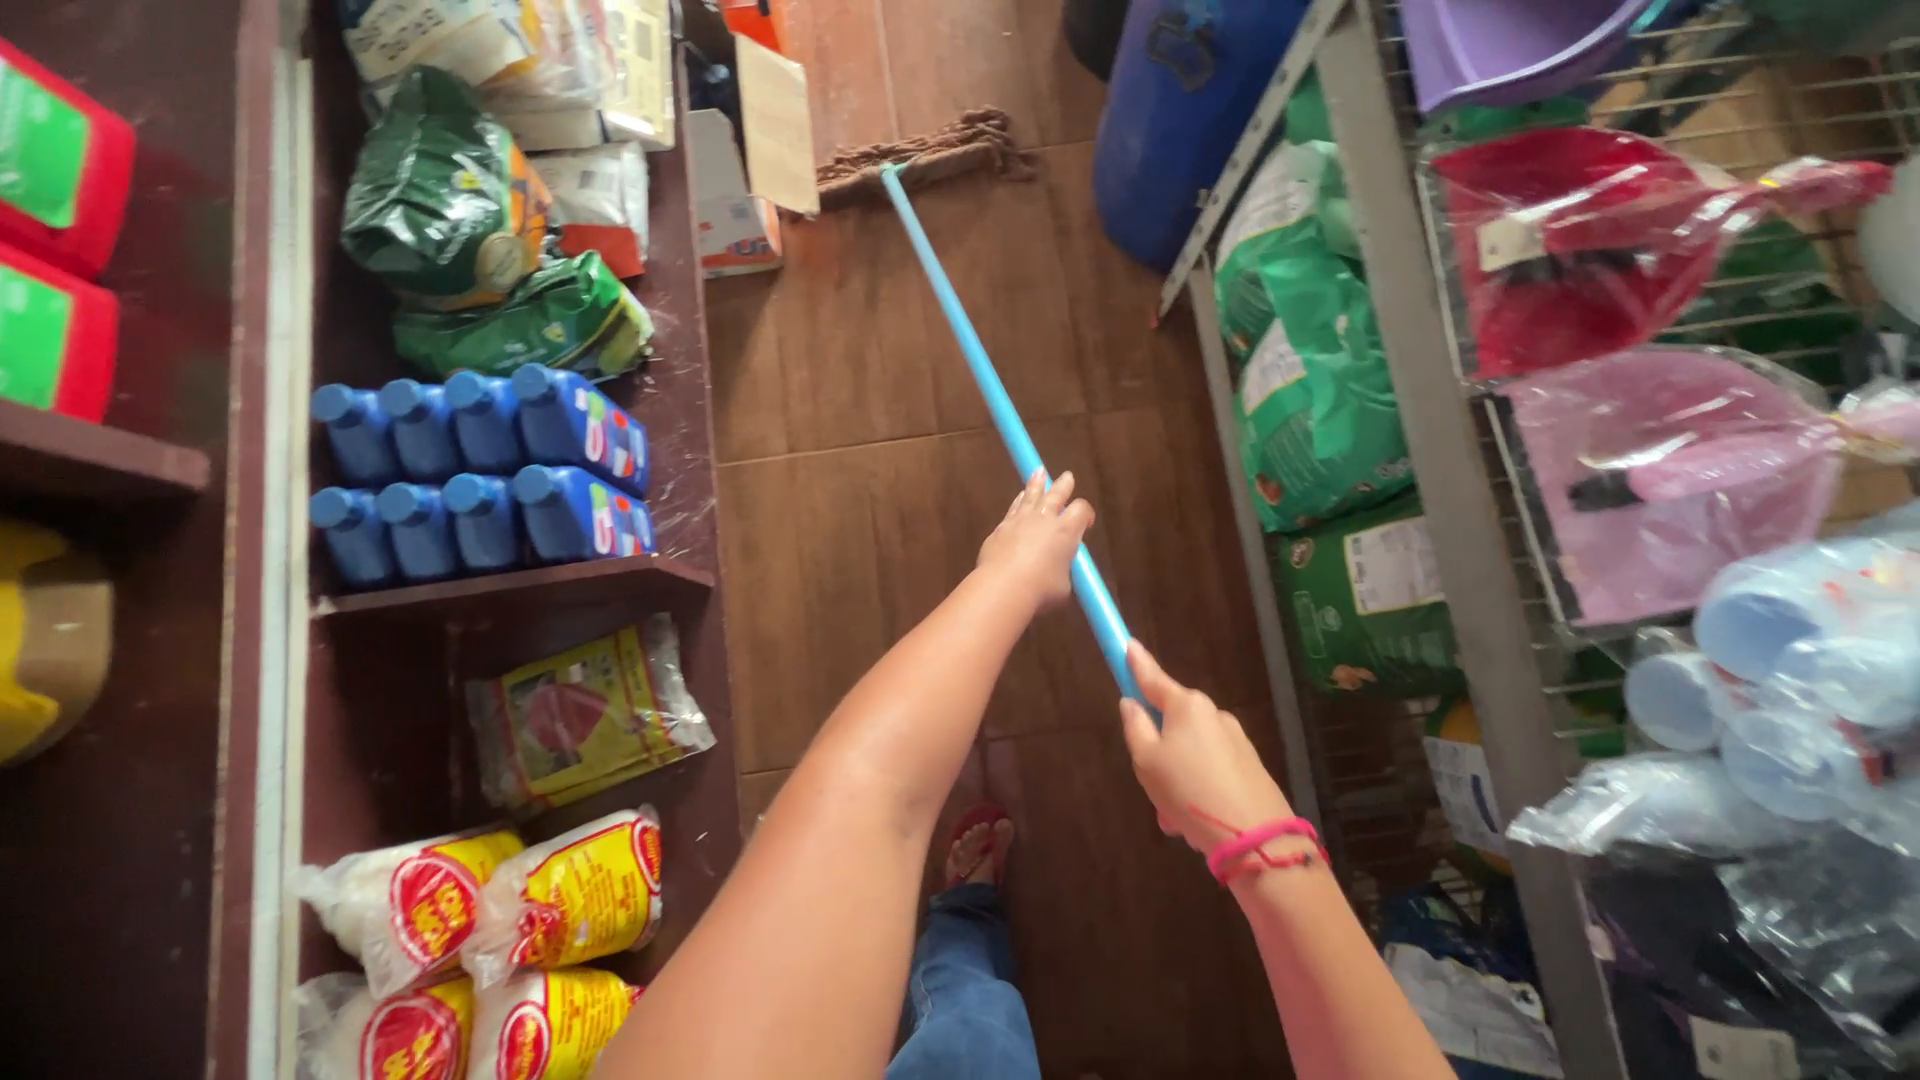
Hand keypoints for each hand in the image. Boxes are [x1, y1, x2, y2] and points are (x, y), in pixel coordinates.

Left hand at [975, 469, 1093, 610]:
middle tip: (1067, 476)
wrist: (1004, 585)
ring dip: (1038, 483)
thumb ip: (1063, 571)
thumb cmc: (1041, 589)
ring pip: (1031, 495)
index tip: (1087, 521)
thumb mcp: (1063, 585)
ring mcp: (1021, 520)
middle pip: (1057, 494)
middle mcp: (1045, 519)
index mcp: (1067, 531)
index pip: (1081, 511)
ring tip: (1040, 472)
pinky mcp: (1002, 527)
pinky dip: (1018, 501)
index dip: (1086, 513)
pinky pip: (1013, 507)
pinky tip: (1018, 497)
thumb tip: (1057, 572)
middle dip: (1064, 486)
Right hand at [1119, 641, 1292, 855]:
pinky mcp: (1249, 764)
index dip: (1136, 663)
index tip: (1127, 643)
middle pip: (1171, 720)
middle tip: (1150, 782)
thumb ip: (1135, 727)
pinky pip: (1210, 769)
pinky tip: (1194, 821)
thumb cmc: (1189, 791)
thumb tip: (1132, 702)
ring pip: (1189, 751)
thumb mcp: (1147, 761)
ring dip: (1176, 776)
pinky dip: (1197, 788)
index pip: (1153, 678)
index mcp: (1186, 706)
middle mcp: (1213, 714)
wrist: (1255, 835)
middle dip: (1157, 747)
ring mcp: (1235, 739)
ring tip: (1174, 815)